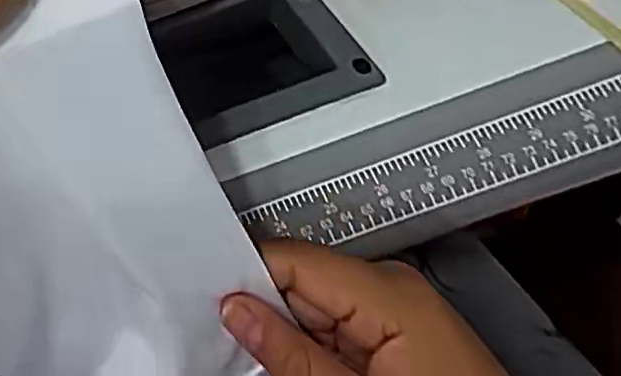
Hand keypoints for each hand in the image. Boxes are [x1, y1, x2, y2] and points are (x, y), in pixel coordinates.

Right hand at [221, 239, 505, 374]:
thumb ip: (293, 354)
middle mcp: (394, 285)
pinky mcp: (401, 332)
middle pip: (300, 278)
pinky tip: (312, 369)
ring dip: (294, 334)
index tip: (218, 305)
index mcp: (389, 288)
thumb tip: (236, 308)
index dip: (247, 278)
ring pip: (316, 304)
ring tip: (287, 367)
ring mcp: (400, 308)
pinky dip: (318, 346)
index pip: (289, 256)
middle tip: (251, 351)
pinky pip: (340, 323)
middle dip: (271, 312)